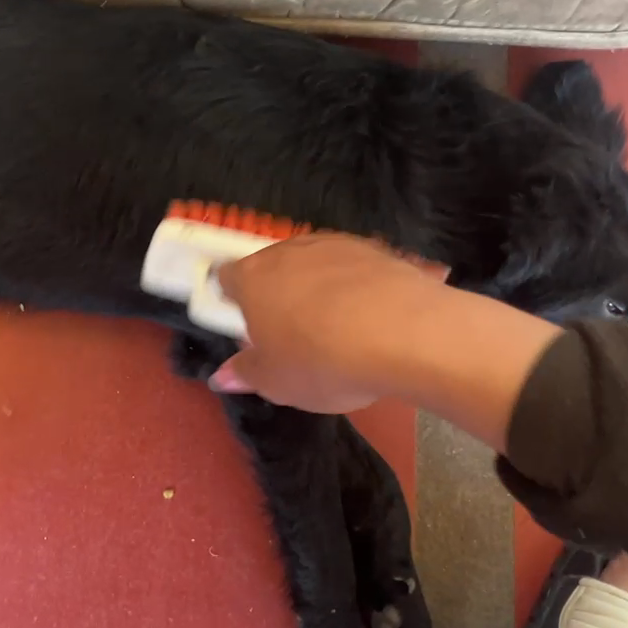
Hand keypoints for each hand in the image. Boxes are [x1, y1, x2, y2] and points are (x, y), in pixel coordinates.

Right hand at [210, 233, 449, 412]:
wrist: (406, 334)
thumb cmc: (322, 360)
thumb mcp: (276, 382)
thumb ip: (245, 373)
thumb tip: (221, 376)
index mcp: (251, 279)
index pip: (226, 277)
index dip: (233, 300)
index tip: (247, 326)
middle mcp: (287, 252)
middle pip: (272, 268)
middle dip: (277, 295)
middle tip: (291, 336)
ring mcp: (334, 245)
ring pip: (314, 265)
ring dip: (318, 289)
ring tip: (338, 329)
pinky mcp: (376, 250)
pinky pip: (355, 270)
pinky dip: (358, 288)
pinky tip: (374, 319)